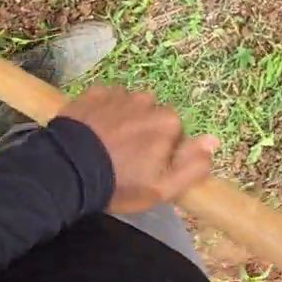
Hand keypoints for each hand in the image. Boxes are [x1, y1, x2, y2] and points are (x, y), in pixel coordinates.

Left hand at [56, 86, 217, 214]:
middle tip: (125, 156)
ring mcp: (117, 94)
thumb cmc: (119, 183)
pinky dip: (103, 111)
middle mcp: (146, 100)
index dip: (163, 150)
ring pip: (129, 105)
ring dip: (124, 119)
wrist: (68, 169)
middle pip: (152, 115)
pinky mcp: (92, 93)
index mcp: (168, 122)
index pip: (174, 133)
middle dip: (144, 131)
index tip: (145, 166)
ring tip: (107, 143)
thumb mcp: (162, 187)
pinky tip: (93, 130)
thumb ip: (193, 165)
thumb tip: (214, 140)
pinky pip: (106, 99)